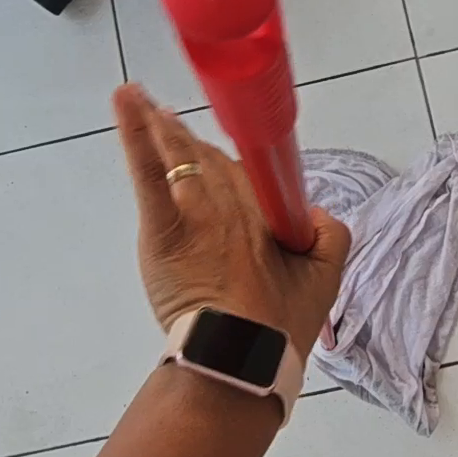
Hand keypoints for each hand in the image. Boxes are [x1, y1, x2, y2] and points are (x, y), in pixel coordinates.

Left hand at [112, 84, 350, 352]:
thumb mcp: (325, 280)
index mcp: (268, 209)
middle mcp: (234, 200)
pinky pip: (150, 173)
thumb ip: (331, 234)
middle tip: (167, 122)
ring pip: (181, 155)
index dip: (231, 160)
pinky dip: (136, 135)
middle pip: (210, 159)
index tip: (216, 154)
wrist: (240, 360)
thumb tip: (312, 212)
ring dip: (160, 125)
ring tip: (137, 97)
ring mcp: (199, 210)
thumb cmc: (279, 324)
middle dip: (189, 142)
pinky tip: (127, 100)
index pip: (246, 169)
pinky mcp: (165, 227)